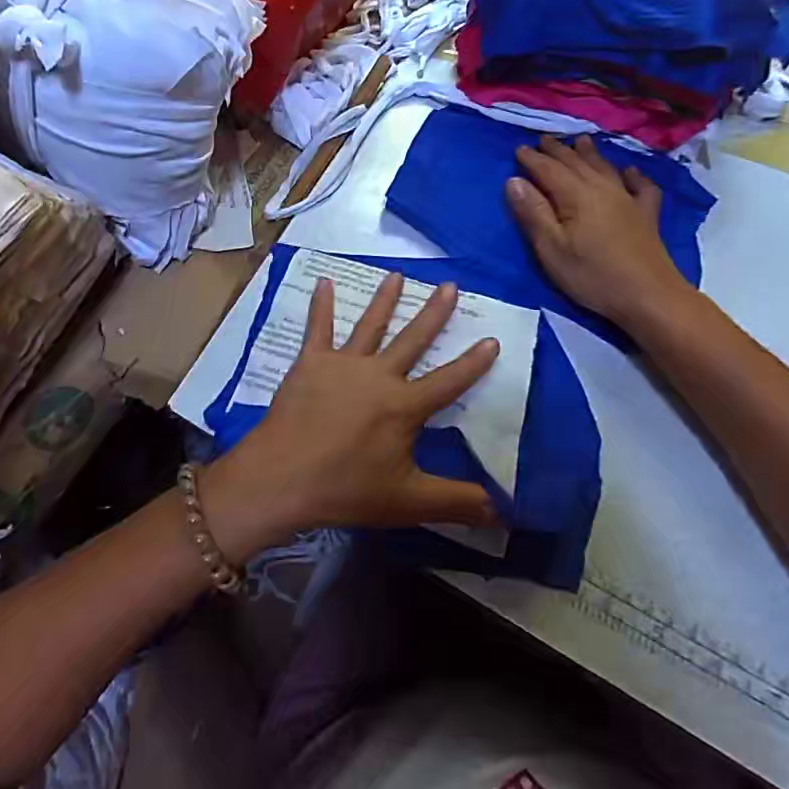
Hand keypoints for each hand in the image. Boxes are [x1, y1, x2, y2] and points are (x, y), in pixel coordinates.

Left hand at [203, 273, 501, 559]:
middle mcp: (378, 376)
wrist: (282, 478)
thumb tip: (505, 513)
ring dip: (385, 299)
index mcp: (405, 406)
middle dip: (434, 312)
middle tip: (449, 285)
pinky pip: (319, 329)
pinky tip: (324, 282)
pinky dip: (321, 306)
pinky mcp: (310, 363)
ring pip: (370, 325)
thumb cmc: (347, 490)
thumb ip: (458, 502)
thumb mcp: (409, 502)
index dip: (473, 362)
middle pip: (413, 339)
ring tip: (397, 274)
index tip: (492, 338)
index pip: (449, 380)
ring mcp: (343, 365)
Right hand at [506, 135, 691, 325]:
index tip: (518, 149)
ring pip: (604, 167)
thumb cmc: (592, 275)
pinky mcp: (646, 215)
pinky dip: (633, 175)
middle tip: (543, 139)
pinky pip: (640, 186)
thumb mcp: (551, 249)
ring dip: (589, 153)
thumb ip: (533, 213)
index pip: (548, 170)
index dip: (532, 159)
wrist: (648, 296)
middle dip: (557, 150)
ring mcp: (628, 200)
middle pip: (576, 163)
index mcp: (576, 196)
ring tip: (580, 141)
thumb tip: (514, 181)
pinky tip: (630, 172)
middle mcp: (603, 189)